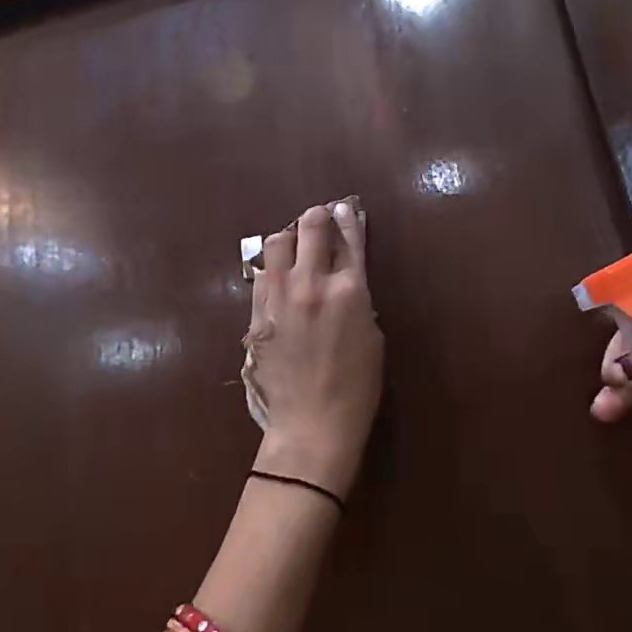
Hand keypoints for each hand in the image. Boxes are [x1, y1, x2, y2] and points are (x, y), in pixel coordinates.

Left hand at [246, 199, 383, 497]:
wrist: (312, 425)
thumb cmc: (356, 388)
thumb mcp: (373, 338)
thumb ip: (358, 300)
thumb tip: (348, 281)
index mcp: (350, 290)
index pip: (350, 239)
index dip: (349, 218)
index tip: (346, 207)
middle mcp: (312, 283)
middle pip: (311, 227)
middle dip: (318, 214)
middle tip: (322, 215)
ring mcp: (280, 297)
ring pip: (277, 242)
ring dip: (290, 234)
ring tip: (296, 240)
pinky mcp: (257, 313)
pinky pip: (261, 274)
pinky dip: (273, 265)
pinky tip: (278, 271)